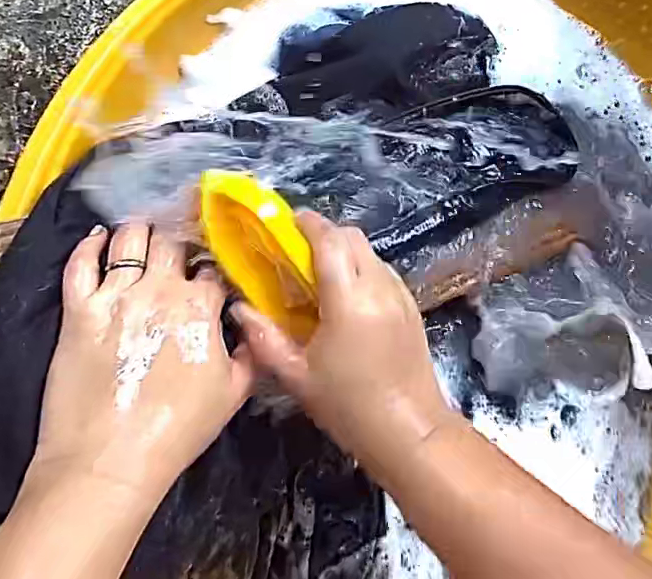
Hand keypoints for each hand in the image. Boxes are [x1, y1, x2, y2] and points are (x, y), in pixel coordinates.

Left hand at [24, 220, 254, 501]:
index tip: (210, 265)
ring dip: (139, 231)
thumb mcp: (234, 392)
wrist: (107, 465)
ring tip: (141, 233)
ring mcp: (117, 296)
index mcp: (200, 304)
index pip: (211, 265)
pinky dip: (90, 245)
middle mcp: (161, 288)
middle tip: (177, 240)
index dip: (213, 262)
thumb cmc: (177, 430)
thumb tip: (251, 324)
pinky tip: (98, 239)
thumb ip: (250, 349)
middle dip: (178, 235)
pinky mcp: (79, 310)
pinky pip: (81, 263)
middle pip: (171, 240)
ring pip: (129, 239)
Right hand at [231, 210, 457, 473]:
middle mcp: (378, 285)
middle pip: (352, 236)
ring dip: (344, 250)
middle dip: (324, 233)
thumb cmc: (349, 406)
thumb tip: (241, 308)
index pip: (330, 241)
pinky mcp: (410, 303)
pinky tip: (346, 295)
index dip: (308, 223)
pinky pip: (381, 269)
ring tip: (318, 274)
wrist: (410, 430)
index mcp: (349, 299)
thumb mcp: (298, 377)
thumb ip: (265, 339)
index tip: (287, 222)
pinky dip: (361, 267)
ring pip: (369, 251)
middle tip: (297, 250)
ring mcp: (399, 292)